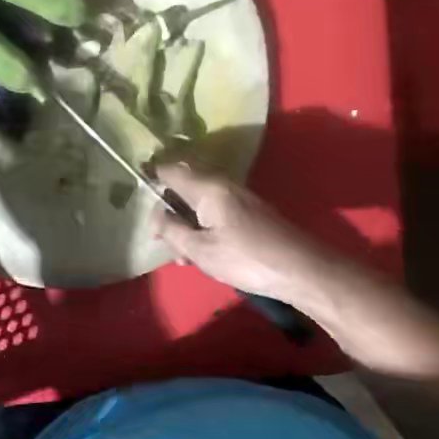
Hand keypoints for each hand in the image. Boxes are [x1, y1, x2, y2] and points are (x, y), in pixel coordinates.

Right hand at [151, 163, 349, 304]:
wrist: (302, 269)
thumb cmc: (246, 259)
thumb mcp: (199, 249)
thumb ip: (171, 230)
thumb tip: (155, 216)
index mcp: (207, 187)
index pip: (169, 169)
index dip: (149, 178)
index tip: (136, 196)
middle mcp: (222, 183)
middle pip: (183, 182)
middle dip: (167, 206)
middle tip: (160, 236)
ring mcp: (237, 196)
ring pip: (197, 199)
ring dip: (184, 221)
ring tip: (181, 254)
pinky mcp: (248, 211)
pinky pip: (213, 209)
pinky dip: (200, 225)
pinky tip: (200, 252)